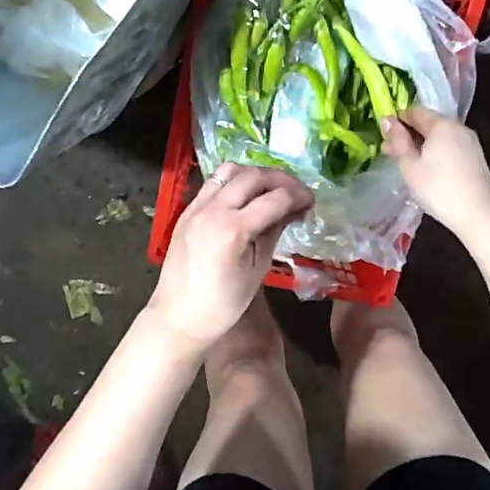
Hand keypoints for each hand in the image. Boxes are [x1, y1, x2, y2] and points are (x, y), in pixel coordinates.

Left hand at [149, 164, 314, 346]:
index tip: (312, 201)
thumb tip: (292, 210)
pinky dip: (233, 182)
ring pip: (229, 172)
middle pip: (252, 176)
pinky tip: (245, 197)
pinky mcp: (186, 211)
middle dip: (280, 179)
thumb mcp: (256, 271)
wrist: (177, 317)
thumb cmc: (222, 305)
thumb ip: (273, 233)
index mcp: (232, 230)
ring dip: (254, 175)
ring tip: (271, 190)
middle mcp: (212, 210)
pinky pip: (212, 184)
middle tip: (297, 192)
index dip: (299, 195)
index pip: (274, 199)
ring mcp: (196, 208)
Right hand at [381, 106, 489, 228]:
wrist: (477, 214)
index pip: (415, 111)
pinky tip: (426, 169)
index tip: (383, 134)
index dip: (397, 120)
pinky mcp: (475, 157)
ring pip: (439, 136)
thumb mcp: (409, 165)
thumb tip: (388, 120)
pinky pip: (449, 146)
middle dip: (408, 134)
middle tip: (389, 151)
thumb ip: (398, 140)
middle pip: (428, 123)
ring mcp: (470, 142)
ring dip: (421, 144)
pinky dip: (435, 152)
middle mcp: (458, 127)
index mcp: (441, 124)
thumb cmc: (437, 188)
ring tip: (405, 162)